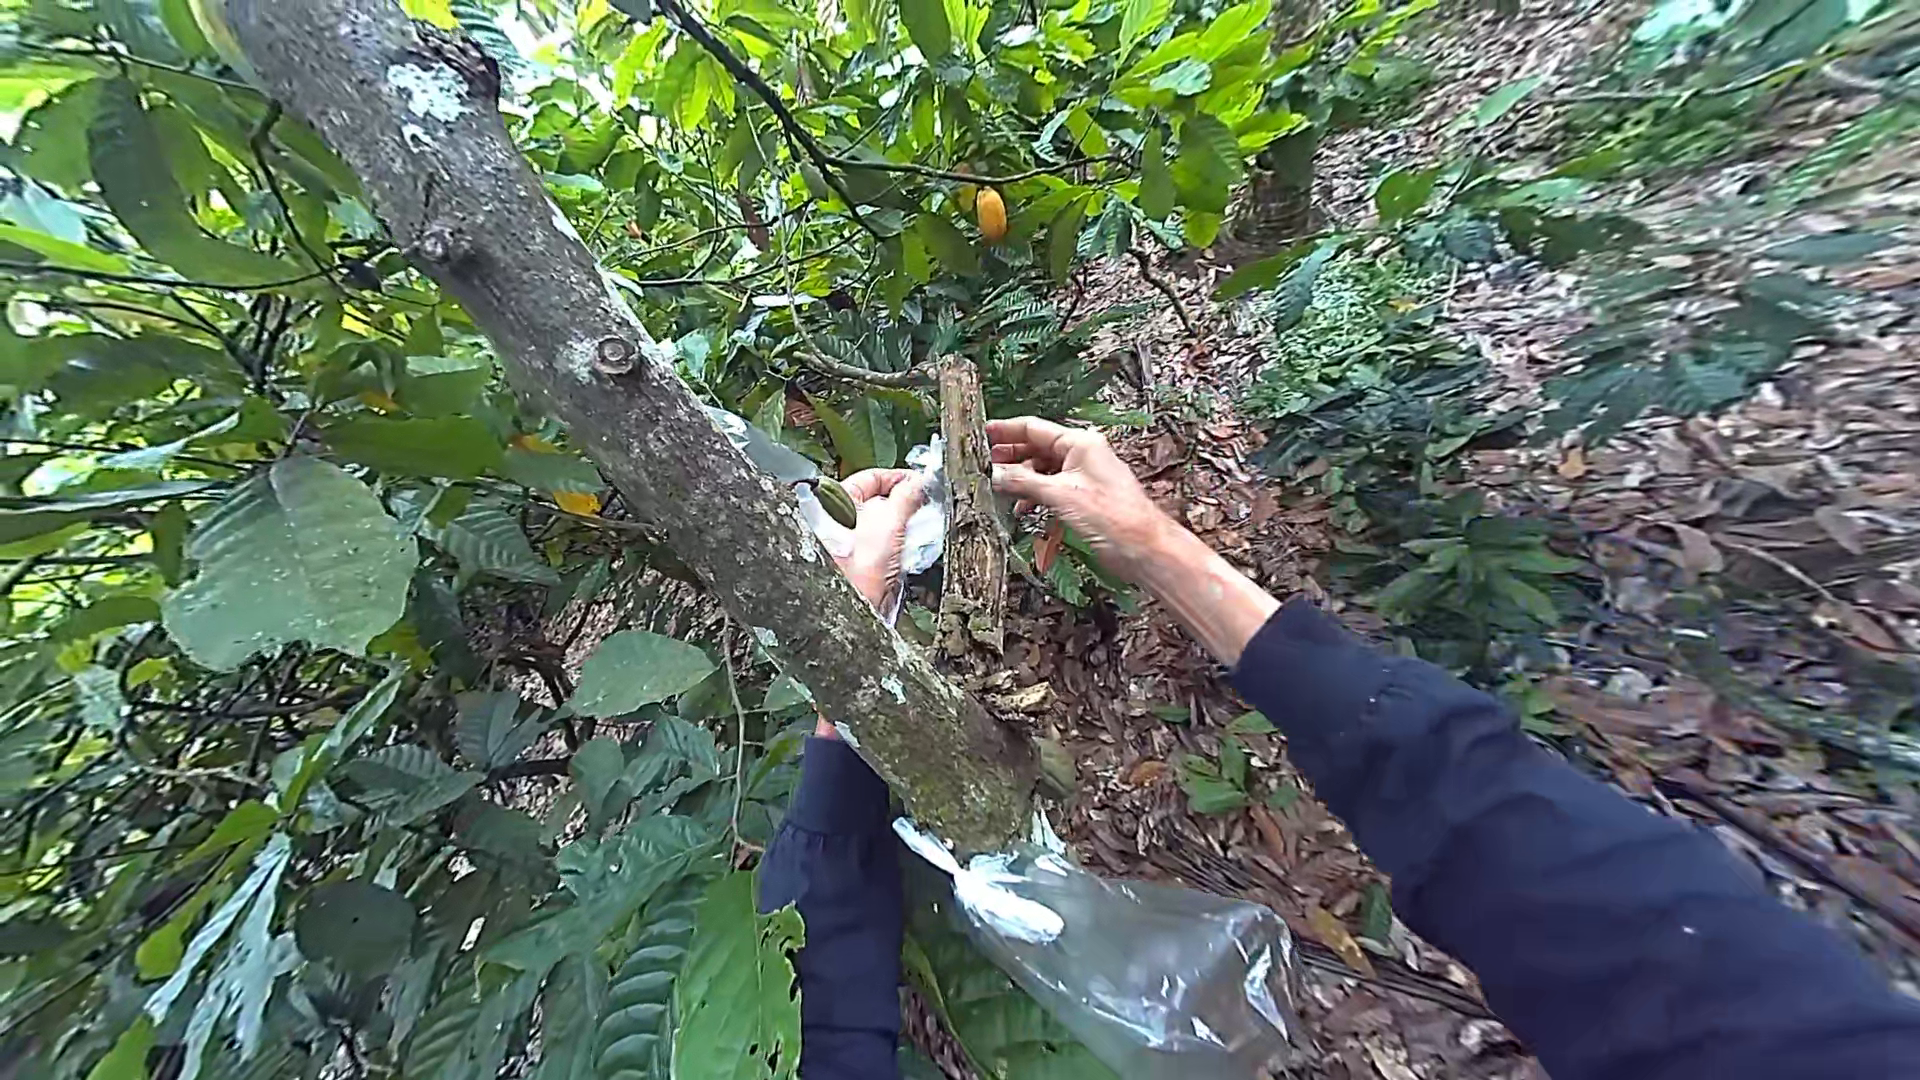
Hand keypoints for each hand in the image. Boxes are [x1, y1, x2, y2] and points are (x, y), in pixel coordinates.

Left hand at [831, 468, 926, 611]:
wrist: (858, 606)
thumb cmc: (859, 566)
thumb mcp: (889, 521)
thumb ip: (907, 496)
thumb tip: (920, 480)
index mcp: (838, 500)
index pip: (871, 477)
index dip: (898, 477)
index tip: (921, 482)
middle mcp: (842, 519)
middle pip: (881, 499)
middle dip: (906, 502)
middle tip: (925, 505)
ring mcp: (854, 540)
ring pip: (887, 522)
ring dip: (907, 524)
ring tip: (921, 528)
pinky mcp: (866, 560)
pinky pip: (889, 543)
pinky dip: (903, 542)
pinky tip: (913, 547)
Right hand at [987, 416, 1173, 583]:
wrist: (1143, 548)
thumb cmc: (1113, 516)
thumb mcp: (1059, 495)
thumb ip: (1023, 482)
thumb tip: (996, 474)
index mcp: (1080, 443)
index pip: (1035, 428)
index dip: (1007, 430)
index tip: (984, 433)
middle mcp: (1082, 456)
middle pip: (1037, 449)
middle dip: (1011, 457)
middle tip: (986, 464)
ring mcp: (1082, 478)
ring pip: (1042, 472)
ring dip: (1021, 481)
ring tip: (999, 489)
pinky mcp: (1083, 499)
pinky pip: (1051, 490)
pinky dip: (1035, 497)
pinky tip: (1022, 508)